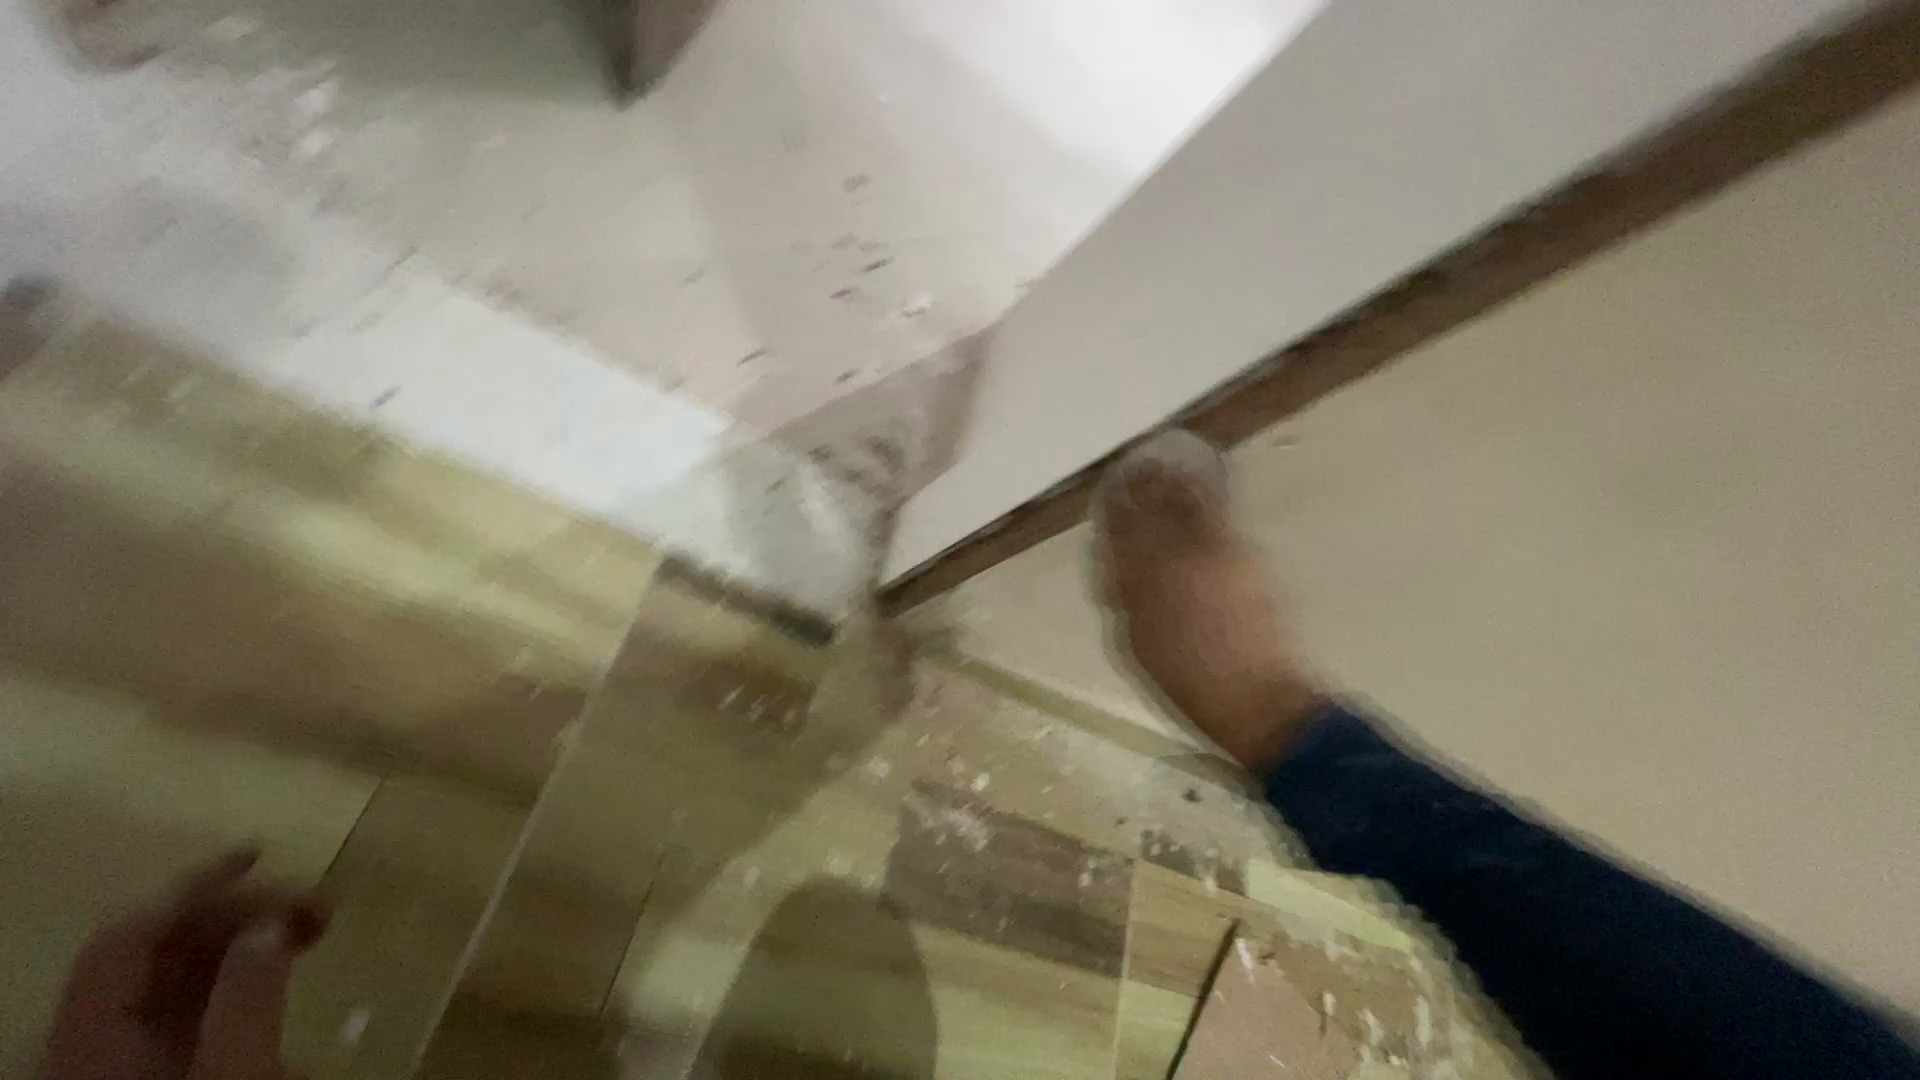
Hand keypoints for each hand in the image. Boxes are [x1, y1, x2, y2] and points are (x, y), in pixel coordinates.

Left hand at [36, 848, 330, 1079]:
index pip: (129, 936)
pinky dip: (241, 979)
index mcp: (92, 1044)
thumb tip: (272, 926)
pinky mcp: (153, 1075)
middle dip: (242, 912)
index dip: (192, 886)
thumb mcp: (236, 1079)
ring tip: (315, 930)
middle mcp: (94, 1045)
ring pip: (176, 974)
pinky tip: (284, 980)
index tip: (264, 852)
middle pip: (157, 949)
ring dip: (248, 940)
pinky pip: (190, 1008)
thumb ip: (248, 1000)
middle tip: (319, 907)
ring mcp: (121, 1063)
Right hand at [1103, 464, 1321, 769]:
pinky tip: (1202, 487)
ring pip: (1186, 509)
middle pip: (1152, 513)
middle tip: (1138, 467)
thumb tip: (1119, 574)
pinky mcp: (1244, 557)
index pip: (1120, 536)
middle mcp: (1171, 561)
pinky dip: (1206, 497)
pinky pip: (1217, 516)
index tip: (1111, 493)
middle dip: (1144, 488)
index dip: (1115, 512)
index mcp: (1139, 585)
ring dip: (1175, 485)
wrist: (1254, 696)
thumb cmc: (1187, 681)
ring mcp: (1211, 555)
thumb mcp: (1137, 646)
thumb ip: (1127, 602)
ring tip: (1169, 468)